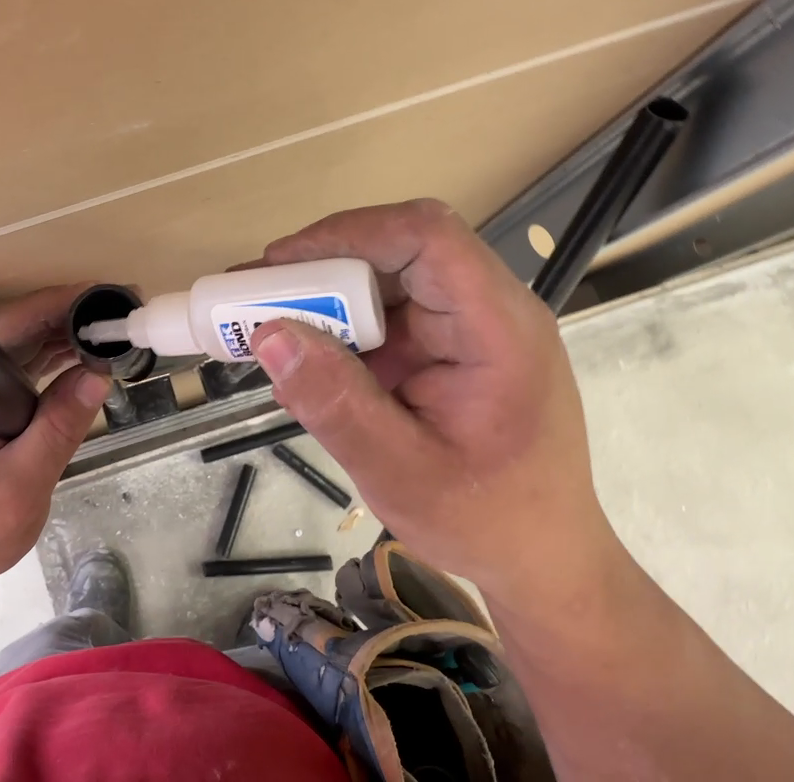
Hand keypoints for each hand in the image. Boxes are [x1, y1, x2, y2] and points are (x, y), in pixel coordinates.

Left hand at [0, 284, 111, 622]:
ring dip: (63, 336)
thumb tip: (98, 373)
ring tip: (112, 325)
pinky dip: (52, 364)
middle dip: (66, 315)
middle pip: (12, 330)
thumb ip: (58, 426)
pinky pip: (18, 372)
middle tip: (119, 307)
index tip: (99, 297)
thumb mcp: (20, 485)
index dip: (53, 306)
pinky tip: (84, 355)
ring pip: (18, 348)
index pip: (3, 327)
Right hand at [246, 200, 618, 600]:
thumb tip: (269, 335)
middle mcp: (488, 311)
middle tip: (252, 297)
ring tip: (265, 330)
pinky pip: (387, 317)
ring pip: (386, 281)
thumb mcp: (399, 473)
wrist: (540, 559)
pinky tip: (306, 365)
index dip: (348, 234)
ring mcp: (469, 328)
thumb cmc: (486, 524)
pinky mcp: (450, 347)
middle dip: (320, 269)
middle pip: (399, 252)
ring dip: (323, 301)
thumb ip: (336, 404)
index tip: (278, 267)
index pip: (428, 238)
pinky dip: (340, 333)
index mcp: (498, 330)